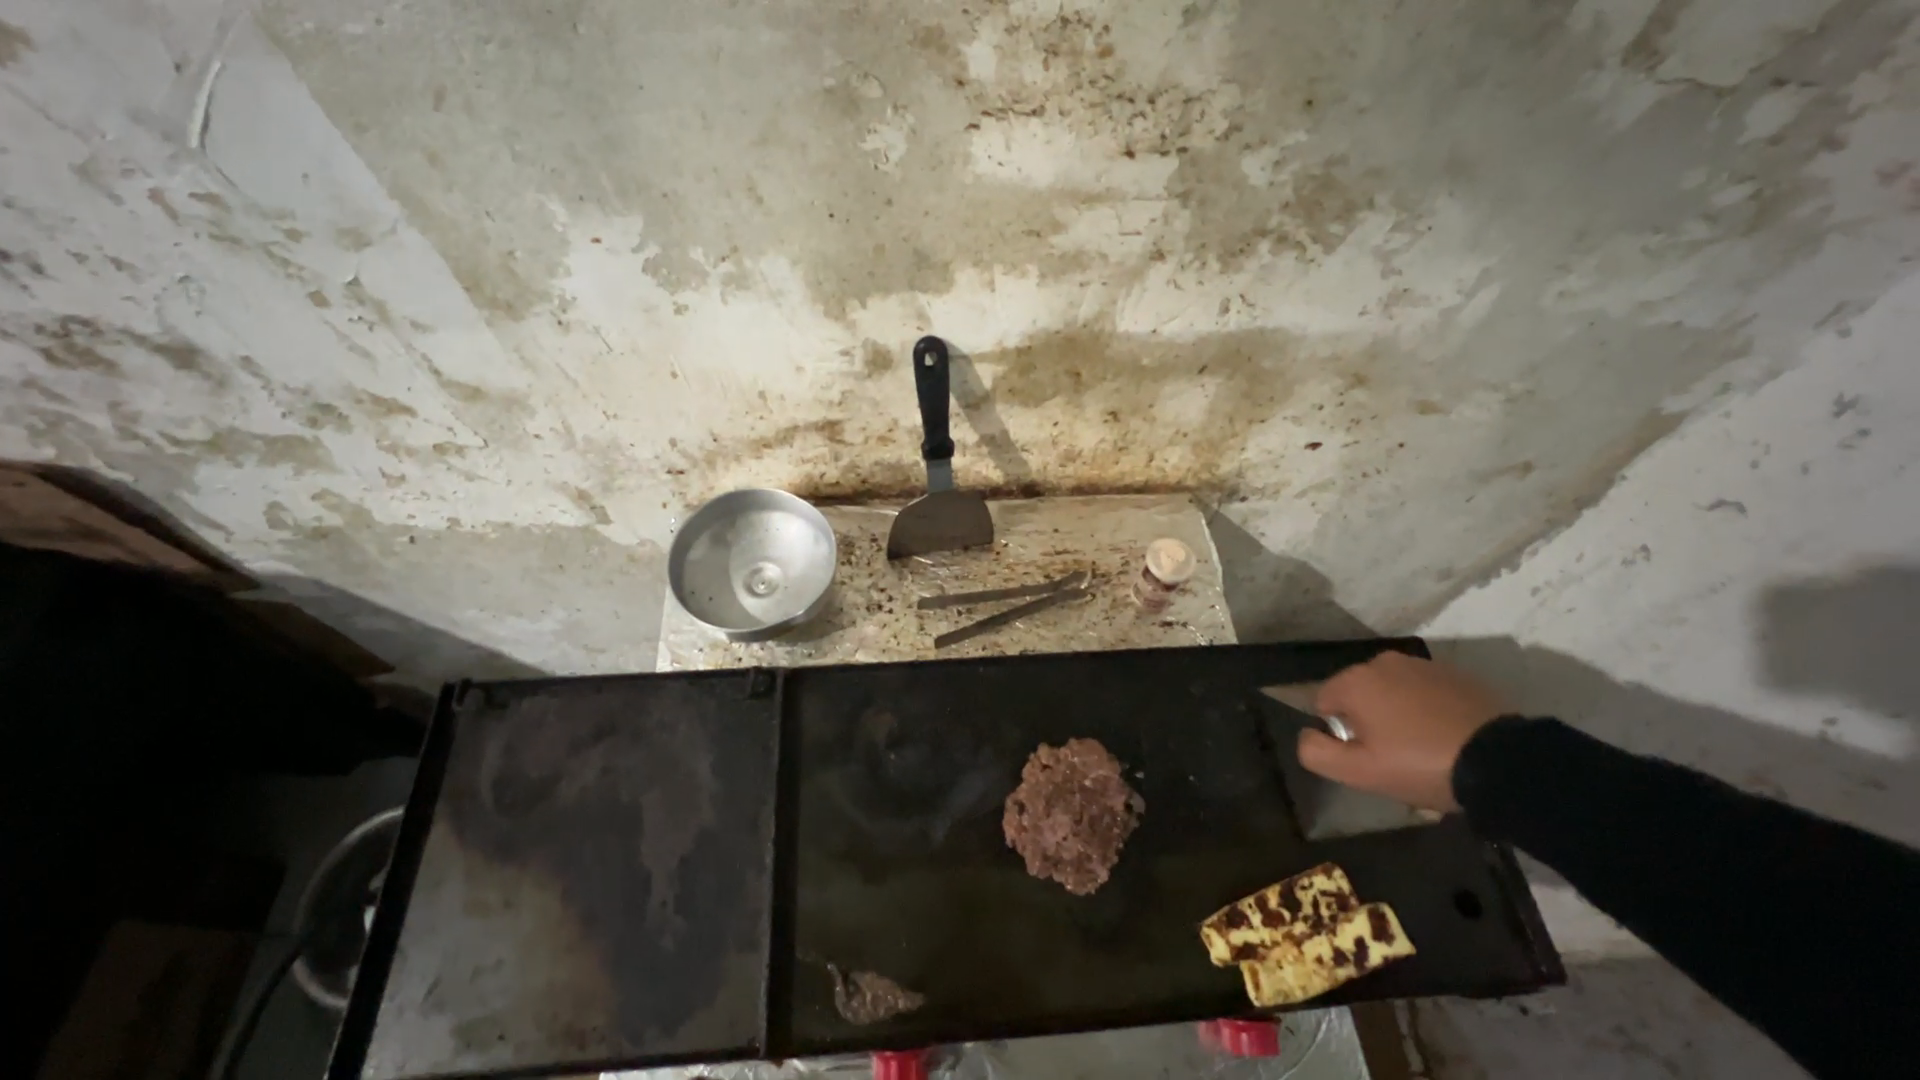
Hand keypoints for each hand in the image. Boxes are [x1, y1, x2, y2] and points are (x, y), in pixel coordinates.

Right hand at [1296, 651, 1508, 811]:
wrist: (1501, 761)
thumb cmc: (1421, 764)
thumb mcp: (1359, 772)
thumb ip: (1316, 752)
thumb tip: (1307, 734)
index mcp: (1355, 681)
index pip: (1322, 703)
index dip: (1338, 733)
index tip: (1366, 757)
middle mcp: (1384, 662)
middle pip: (1358, 694)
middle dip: (1368, 721)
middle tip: (1393, 756)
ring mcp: (1424, 665)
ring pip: (1393, 692)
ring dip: (1397, 714)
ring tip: (1423, 748)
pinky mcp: (1457, 675)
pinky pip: (1425, 693)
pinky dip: (1427, 710)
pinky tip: (1446, 737)